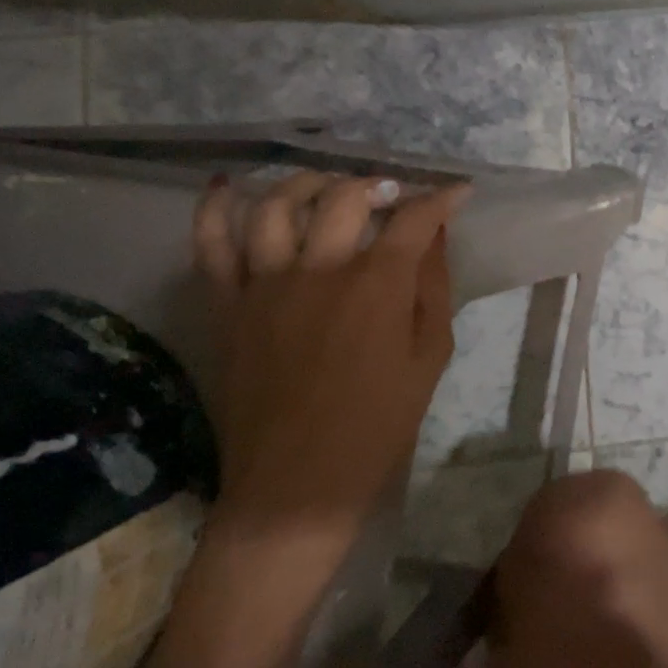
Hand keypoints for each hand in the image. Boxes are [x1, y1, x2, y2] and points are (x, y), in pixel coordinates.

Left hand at [192, 172, 470, 534]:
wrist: (297, 483)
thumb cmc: (380, 423)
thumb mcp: (430, 355)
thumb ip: (433, 287)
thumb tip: (435, 236)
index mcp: (377, 286)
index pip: (414, 218)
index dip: (441, 198)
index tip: (457, 191)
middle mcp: (319, 271)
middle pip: (345, 197)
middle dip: (376, 185)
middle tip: (392, 195)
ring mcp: (265, 286)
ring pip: (276, 206)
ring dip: (307, 183)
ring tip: (328, 187)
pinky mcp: (228, 307)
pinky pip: (211, 246)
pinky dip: (216, 208)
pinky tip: (231, 186)